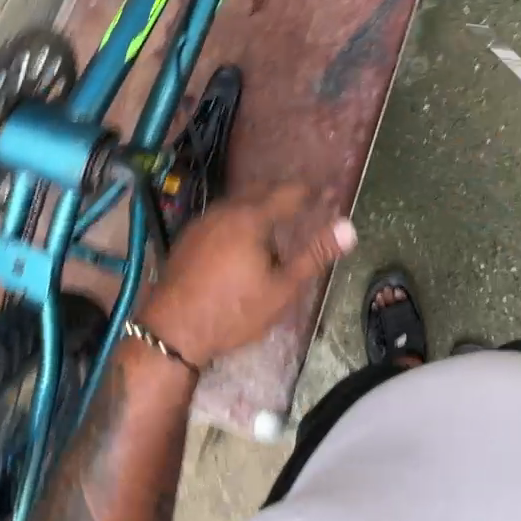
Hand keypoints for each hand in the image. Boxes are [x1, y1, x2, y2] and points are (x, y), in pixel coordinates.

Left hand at [138, 185, 356, 367]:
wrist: (172, 331)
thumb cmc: (234, 311)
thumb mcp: (282, 289)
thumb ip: (315, 255)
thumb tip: (349, 228)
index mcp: (253, 217)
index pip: (289, 193)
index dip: (311, 192)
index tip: (328, 194)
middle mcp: (227, 210)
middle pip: (262, 190)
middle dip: (285, 193)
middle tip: (305, 204)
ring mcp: (204, 221)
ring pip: (238, 201)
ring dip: (260, 203)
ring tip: (276, 220)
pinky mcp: (189, 236)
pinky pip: (222, 215)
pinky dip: (239, 216)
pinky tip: (241, 238)